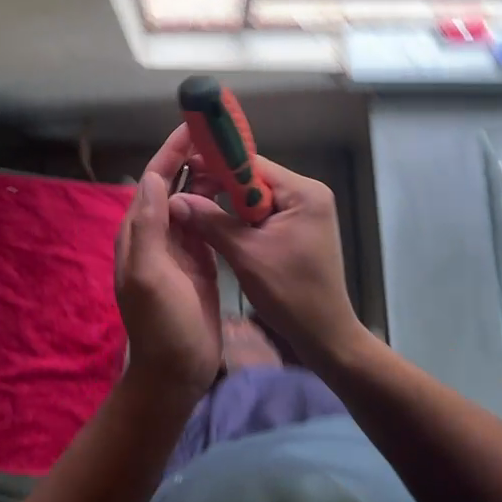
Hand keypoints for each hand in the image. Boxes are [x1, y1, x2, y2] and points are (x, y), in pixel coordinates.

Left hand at [114, 126, 220, 400]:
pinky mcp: (199, 260)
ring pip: (191, 201)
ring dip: (207, 178)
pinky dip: (218, 203)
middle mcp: (155, 233)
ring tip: (232, 157)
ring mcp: (178, 247)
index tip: (191, 127)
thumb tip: (151, 177)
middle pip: (172, 184)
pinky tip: (236, 193)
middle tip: (221, 138)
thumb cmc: (160, 325)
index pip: (153, 180)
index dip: (171, 152)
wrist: (176, 371)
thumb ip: (149, 227)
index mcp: (138, 232)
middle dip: (192, 159)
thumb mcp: (150, 275)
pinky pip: (206, 222)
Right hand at [170, 156, 366, 371]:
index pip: (251, 164)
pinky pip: (263, 212)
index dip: (216, 167)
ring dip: (228, 205)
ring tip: (196, 210)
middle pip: (253, 177)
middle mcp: (308, 192)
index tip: (184, 173)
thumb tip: (175, 199)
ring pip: (255, 196)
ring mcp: (305, 210)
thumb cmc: (290, 295)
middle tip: (186, 197)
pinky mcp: (299, 226)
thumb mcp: (246, 256)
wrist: (326, 337)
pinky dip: (242, 219)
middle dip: (220, 187)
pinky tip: (219, 226)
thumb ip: (210, 222)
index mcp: (303, 192)